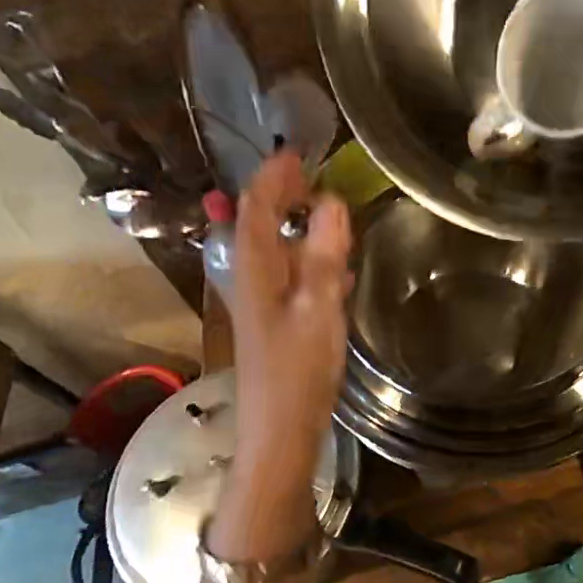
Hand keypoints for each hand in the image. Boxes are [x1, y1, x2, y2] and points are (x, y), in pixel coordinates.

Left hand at [232, 153, 351, 472]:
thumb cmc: (298, 372)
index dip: (273, 176)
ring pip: (272, 249)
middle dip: (280, 194)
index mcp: (255, 270)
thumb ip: (325, 256)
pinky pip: (287, 275)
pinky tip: (331, 264)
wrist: (279, 431)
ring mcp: (260, 303)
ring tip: (323, 208)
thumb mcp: (319, 310)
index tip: (297, 151)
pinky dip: (305, 257)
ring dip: (293, 223)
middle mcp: (250, 279)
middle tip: (311, 173)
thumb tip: (332, 203)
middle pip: (258, 224)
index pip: (255, 207)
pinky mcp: (274, 323)